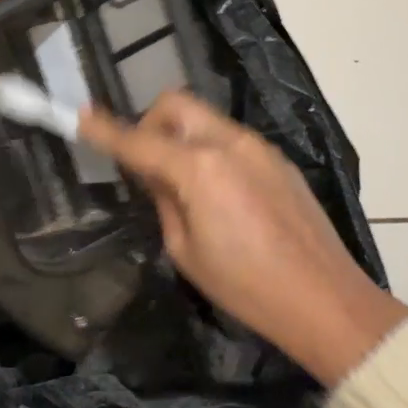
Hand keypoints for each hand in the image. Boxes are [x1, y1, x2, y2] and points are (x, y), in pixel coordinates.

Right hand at [78, 92, 407, 385]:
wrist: (327, 302)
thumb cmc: (247, 287)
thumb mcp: (185, 250)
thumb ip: (163, 200)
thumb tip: (154, 175)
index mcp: (199, 169)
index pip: (137, 141)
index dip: (104, 130)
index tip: (80, 117)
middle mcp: (228, 143)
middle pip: (175, 105)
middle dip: (149, 122)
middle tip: (143, 161)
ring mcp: (258, 147)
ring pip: (204, 119)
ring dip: (180, 137)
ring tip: (182, 184)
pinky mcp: (278, 160)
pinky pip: (229, 139)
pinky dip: (209, 150)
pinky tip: (218, 192)